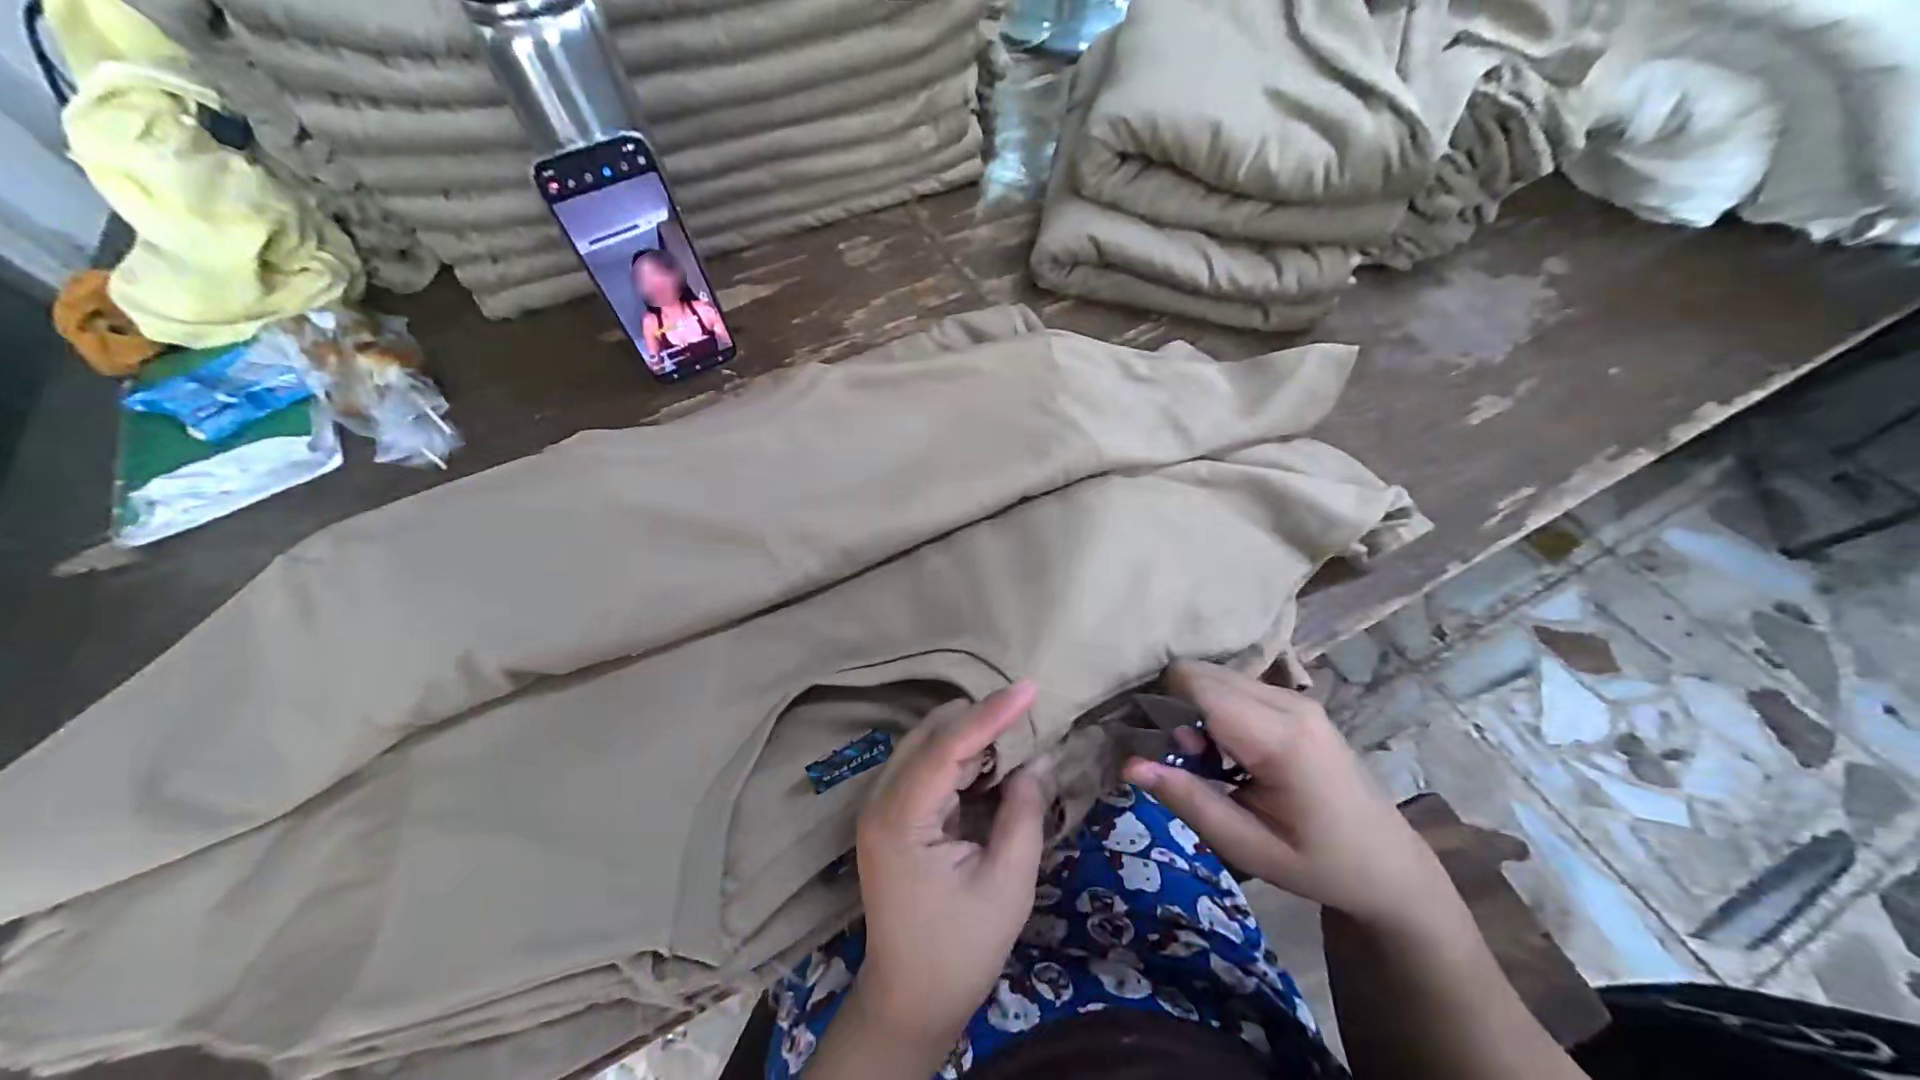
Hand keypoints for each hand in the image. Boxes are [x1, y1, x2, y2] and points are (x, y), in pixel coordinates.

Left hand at [851, 681, 1051, 1043]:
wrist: (911, 998)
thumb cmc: (960, 949)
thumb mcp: (1006, 884)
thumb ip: (1023, 814)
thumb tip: (1037, 761)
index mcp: (900, 819)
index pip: (945, 747)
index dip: (990, 714)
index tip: (1028, 687)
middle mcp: (881, 801)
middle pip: (929, 735)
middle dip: (980, 718)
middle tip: (1030, 713)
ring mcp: (881, 806)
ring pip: (926, 744)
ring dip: (970, 734)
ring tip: (1017, 731)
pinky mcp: (893, 814)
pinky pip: (926, 766)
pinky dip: (960, 756)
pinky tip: (992, 760)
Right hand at [1123, 660, 1453, 932]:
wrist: (1390, 864)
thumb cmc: (1318, 863)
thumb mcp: (1247, 846)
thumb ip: (1187, 800)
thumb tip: (1129, 765)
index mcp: (1280, 739)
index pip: (1197, 686)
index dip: (1162, 707)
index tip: (1160, 749)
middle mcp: (1289, 703)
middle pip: (1202, 673)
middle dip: (1176, 707)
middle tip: (1188, 761)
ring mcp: (1297, 698)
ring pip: (1216, 675)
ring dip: (1195, 708)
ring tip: (1210, 761)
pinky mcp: (1297, 702)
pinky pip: (1235, 685)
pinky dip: (1215, 709)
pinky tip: (1230, 752)